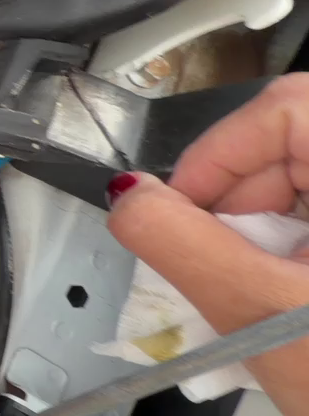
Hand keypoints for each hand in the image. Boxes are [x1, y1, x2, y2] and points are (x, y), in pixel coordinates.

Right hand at [107, 73, 308, 415]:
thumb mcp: (252, 309)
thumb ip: (172, 238)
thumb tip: (124, 193)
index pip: (290, 107)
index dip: (220, 150)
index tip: (186, 206)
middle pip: (298, 142)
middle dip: (237, 194)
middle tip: (222, 254)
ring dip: (266, 221)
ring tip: (264, 279)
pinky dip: (298, 239)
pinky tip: (296, 285)